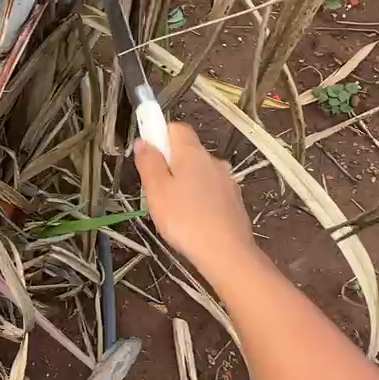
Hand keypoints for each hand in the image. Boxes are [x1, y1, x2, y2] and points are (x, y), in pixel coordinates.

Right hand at [134, 122, 259, 272]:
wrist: (225, 252)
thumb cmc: (184, 219)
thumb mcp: (156, 190)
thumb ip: (149, 162)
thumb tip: (143, 141)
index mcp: (192, 153)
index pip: (176, 128)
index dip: (160, 136)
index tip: (149, 156)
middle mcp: (213, 161)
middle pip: (188, 152)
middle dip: (171, 164)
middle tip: (157, 190)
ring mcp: (227, 181)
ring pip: (200, 173)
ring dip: (186, 183)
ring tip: (174, 210)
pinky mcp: (235, 201)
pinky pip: (212, 192)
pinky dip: (200, 199)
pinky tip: (193, 221)